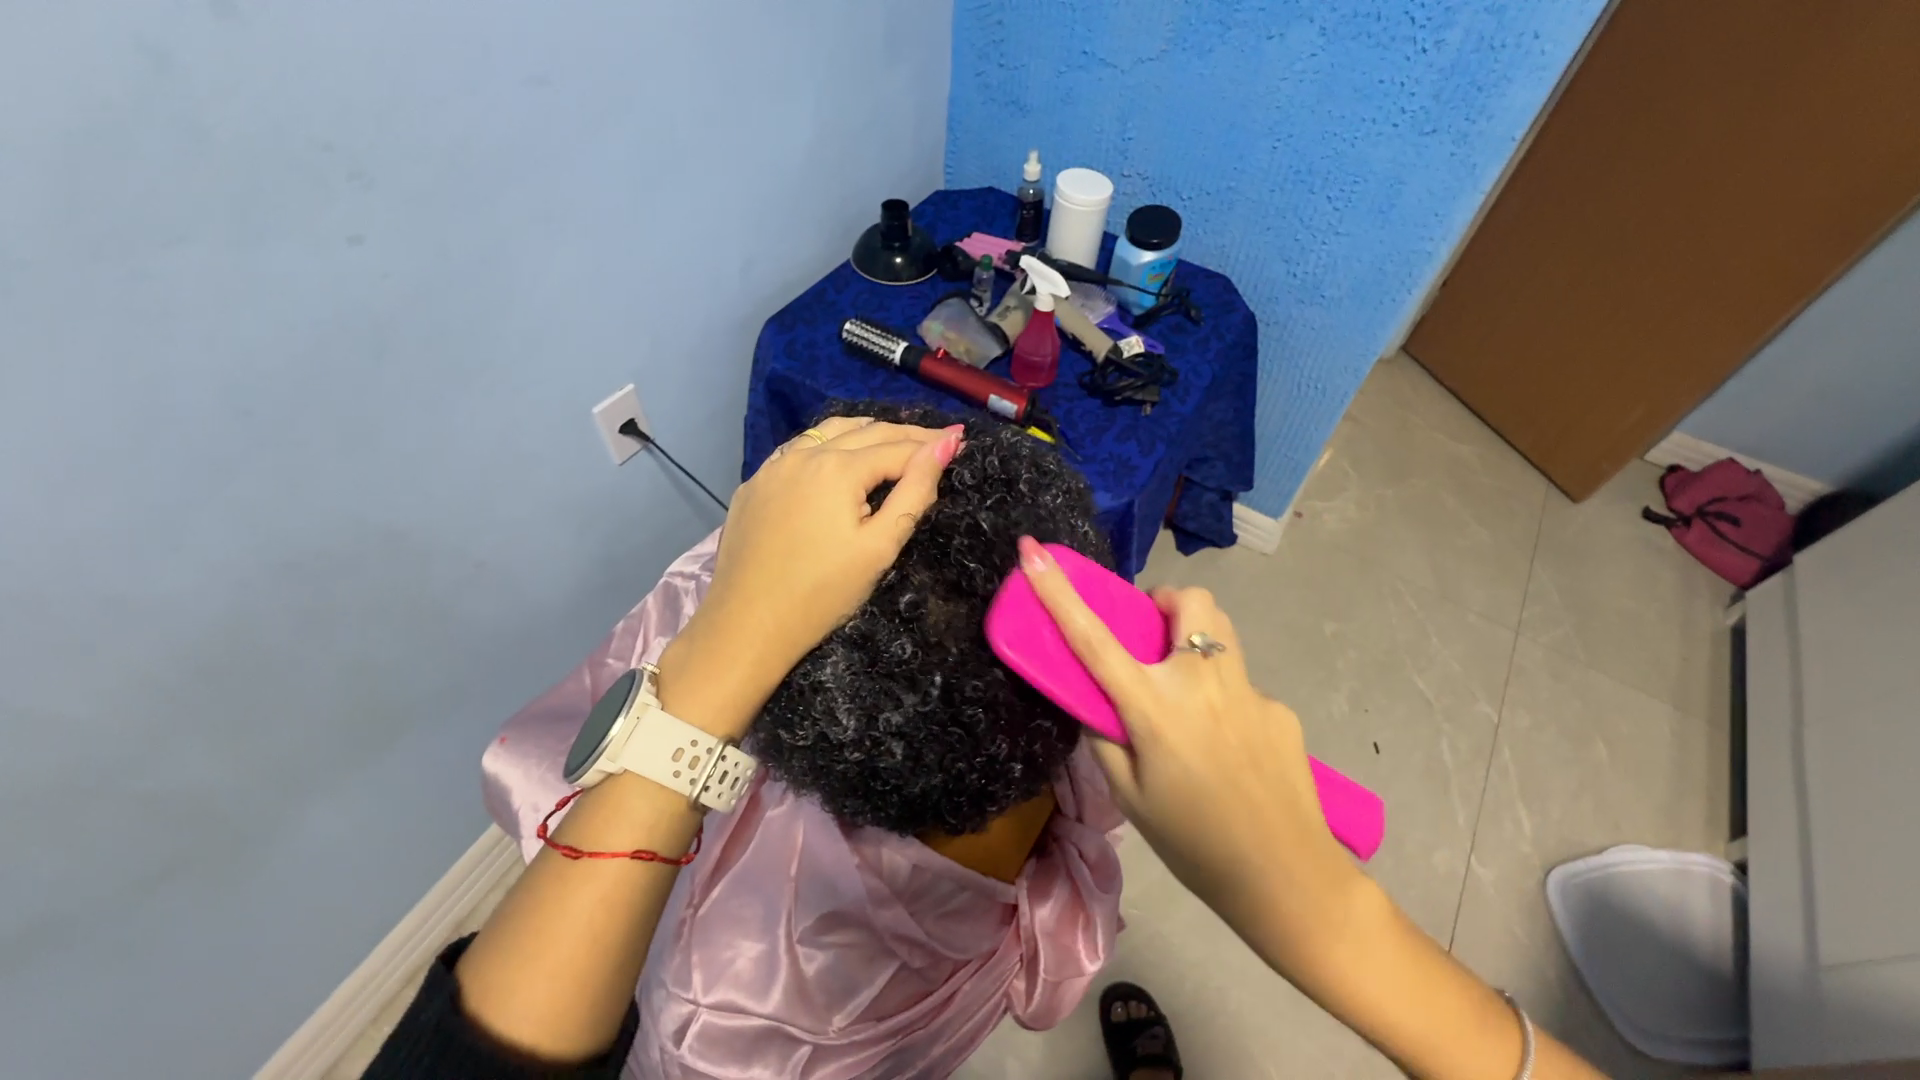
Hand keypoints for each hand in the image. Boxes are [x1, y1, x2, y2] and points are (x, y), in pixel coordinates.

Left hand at [655, 418, 960, 734]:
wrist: (745, 626)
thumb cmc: (821, 594)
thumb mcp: (879, 547)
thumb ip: (915, 492)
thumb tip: (945, 445)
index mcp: (838, 468)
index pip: (897, 448)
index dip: (932, 444)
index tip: (961, 438)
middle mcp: (803, 455)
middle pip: (865, 432)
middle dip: (905, 434)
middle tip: (938, 439)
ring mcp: (772, 468)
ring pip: (827, 432)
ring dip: (865, 431)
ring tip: (893, 439)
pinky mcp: (753, 486)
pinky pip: (797, 449)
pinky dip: (827, 444)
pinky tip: (836, 456)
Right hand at [1013, 536, 1360, 934]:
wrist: (1285, 877)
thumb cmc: (1192, 842)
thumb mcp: (1128, 796)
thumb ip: (1104, 736)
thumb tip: (1094, 698)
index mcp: (1153, 705)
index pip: (1092, 636)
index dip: (1058, 591)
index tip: (1033, 550)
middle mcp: (1200, 680)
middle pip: (1186, 599)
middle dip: (1164, 606)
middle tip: (1152, 644)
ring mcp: (1247, 689)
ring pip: (1220, 627)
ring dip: (1194, 635)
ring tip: (1186, 687)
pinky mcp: (1278, 707)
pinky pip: (1241, 682)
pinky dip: (1223, 697)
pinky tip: (1229, 749)